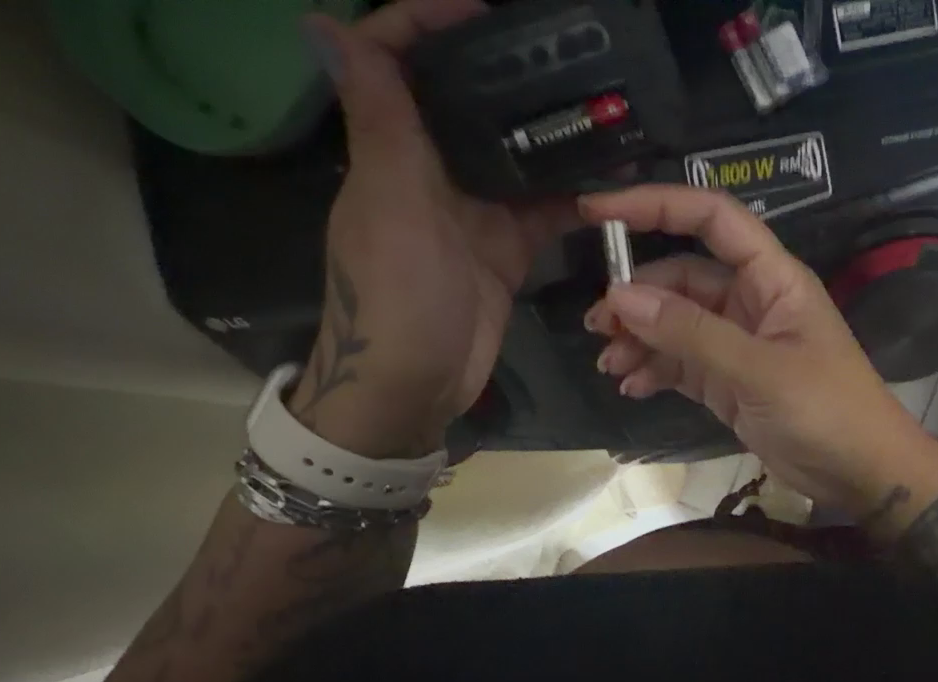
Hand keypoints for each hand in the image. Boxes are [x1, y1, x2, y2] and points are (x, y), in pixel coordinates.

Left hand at [291, 0, 576, 457]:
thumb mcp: (390, 204)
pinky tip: (613, 181)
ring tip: (604, 109)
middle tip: (568, 56)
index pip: (394, 58)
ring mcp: (471, 212)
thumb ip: (379, 120)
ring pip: (514, 157)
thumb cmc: (395, 295)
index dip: (428, 20)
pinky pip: (542, 212)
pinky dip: (574, 198)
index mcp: (390, 148)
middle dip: (508, 73)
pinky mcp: (505, 250)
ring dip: (551, 136)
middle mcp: (429, 169)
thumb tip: (324, 20)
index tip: (486, 8)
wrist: (415, 387)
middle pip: (465, 102)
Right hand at [581, 185, 935, 512]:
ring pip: (677, 325)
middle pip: (683, 278)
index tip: (596, 213)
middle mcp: (753, 303)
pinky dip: (656, 371)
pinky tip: (632, 387)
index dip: (656, 206)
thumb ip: (692, 334)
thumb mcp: (759, 370)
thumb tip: (621, 297)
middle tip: (597, 327)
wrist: (863, 473)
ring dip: (640, 339)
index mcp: (773, 279)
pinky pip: (683, 365)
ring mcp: (740, 345)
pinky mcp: (731, 384)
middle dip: (637, 297)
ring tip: (608, 364)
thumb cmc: (827, 411)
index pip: (712, 219)